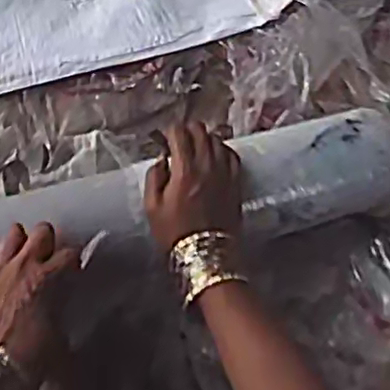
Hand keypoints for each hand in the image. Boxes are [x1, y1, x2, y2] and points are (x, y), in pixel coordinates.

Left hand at [0, 222, 78, 381]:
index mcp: (47, 278)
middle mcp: (24, 265)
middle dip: (48, 241)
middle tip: (49, 256)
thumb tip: (63, 310)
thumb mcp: (58, 337)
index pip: (69, 253)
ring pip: (14, 232)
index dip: (74, 259)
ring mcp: (0, 269)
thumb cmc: (26, 360)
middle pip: (42, 230)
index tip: (75, 267)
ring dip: (21, 242)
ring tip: (24, 254)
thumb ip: (62, 312)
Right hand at [144, 121, 244, 250]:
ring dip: (204, 138)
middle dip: (187, 130)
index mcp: (184, 170)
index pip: (180, 133)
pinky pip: (232, 155)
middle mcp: (207, 165)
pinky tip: (215, 156)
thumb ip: (154, 177)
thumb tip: (162, 159)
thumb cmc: (175, 234)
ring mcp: (225, 172)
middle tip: (179, 140)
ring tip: (196, 147)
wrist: (207, 259)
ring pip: (217, 139)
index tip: (164, 138)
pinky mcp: (236, 182)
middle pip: (200, 130)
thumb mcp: (152, 207)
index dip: (170, 130)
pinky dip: (222, 149)